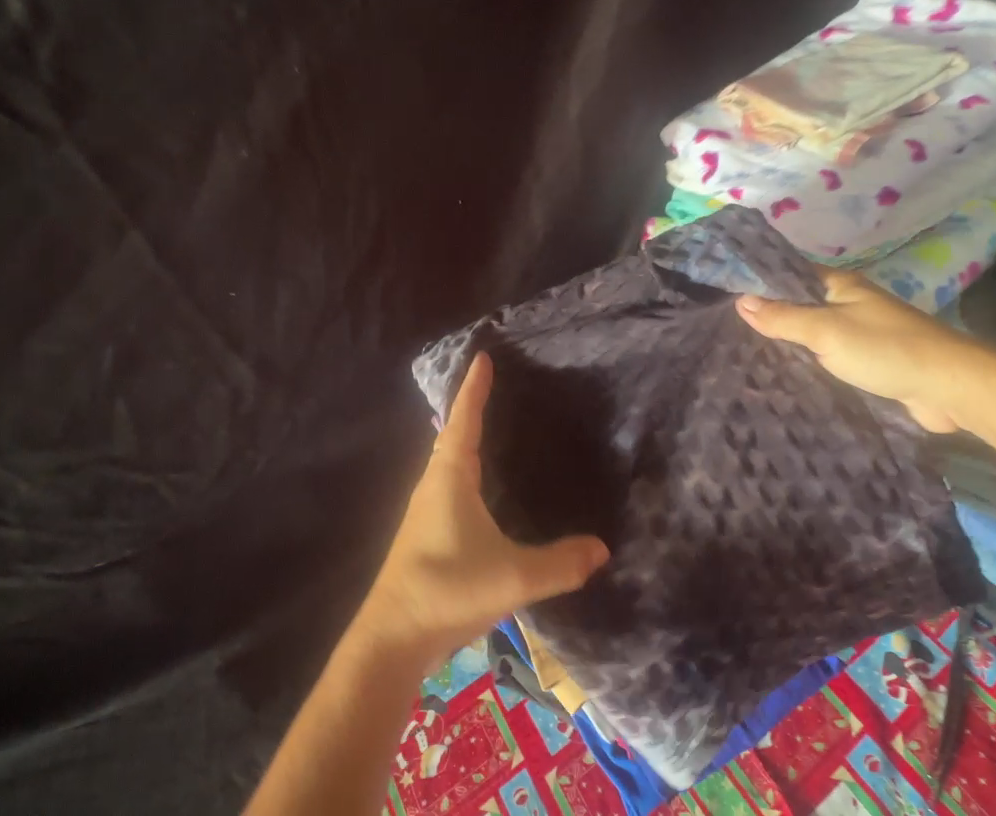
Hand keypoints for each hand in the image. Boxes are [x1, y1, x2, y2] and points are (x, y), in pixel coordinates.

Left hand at [355, 354, 609, 667]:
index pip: (463, 421)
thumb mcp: (514, 577)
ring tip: (495, 429)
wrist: (392, 639)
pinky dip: (467, 472)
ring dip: (467, 440)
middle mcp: (434, 487)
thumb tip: (603, 549)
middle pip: (452, 436)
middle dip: (472, 409)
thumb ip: (561, 563)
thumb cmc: (447, 591)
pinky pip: (450, 487)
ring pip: (448, 464)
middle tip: (497, 387)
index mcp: (449, 479)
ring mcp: (426, 513)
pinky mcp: (427, 537)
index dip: (474, 389)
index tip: (483, 356)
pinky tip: (484, 491)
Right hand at [735, 268, 975, 432]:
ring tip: (747, 358)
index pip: (790, 275)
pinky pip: (831, 359)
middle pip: (801, 306)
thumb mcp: (826, 331)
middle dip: (771, 318)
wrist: (949, 386)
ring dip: (791, 345)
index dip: (760, 284)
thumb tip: (741, 301)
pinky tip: (787, 378)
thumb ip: (784, 318)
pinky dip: (811, 365)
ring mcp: (862, 334)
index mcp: (841, 285)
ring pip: (815, 335)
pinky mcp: (872, 363)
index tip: (724, 298)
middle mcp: (850, 304)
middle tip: (727, 334)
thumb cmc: (885, 349)